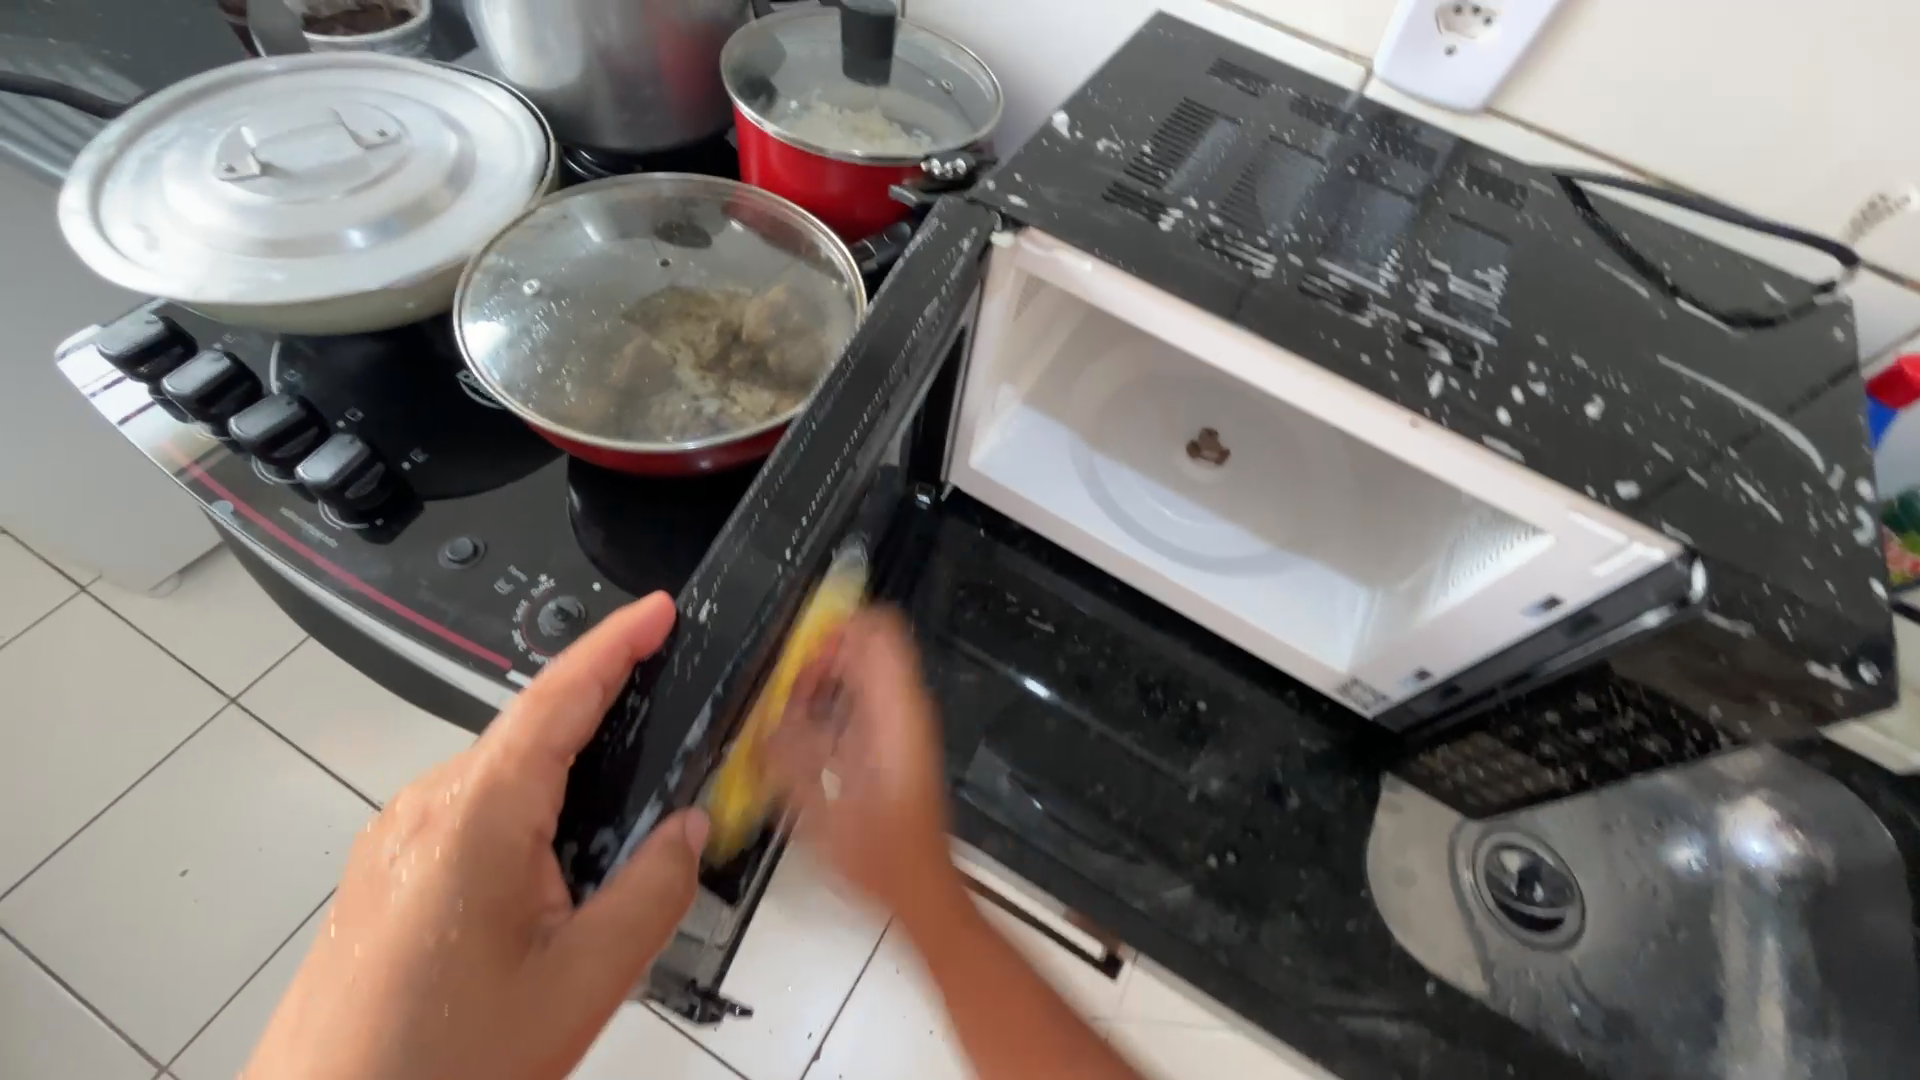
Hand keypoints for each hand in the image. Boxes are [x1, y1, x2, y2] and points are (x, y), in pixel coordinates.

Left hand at [245, 593, 708, 1079]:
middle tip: (671, 697)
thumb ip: (656, 887)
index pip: (560, 696)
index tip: (661, 608)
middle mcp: (426, 809)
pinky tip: (564, 850)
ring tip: (630, 784)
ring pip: (505, 768)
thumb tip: (688, 825)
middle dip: (605, 699)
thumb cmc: (449, 1066)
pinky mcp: (385, 875)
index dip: (617, 642)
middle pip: (532, 726)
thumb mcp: (586, 979)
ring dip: (571, 758)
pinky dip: (534, 797)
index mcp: (478, 815)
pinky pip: (476, 806)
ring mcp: (396, 841)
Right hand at [764, 607, 960, 919]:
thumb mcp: (823, 817)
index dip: (839, 626)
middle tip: (788, 681)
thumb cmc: (882, 859)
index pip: (879, 634)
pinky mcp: (897, 740)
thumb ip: (791, 765)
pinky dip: (835, 699)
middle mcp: (906, 710)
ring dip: (826, 678)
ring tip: (790, 708)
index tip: (801, 643)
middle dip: (824, 654)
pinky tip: (805, 731)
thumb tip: (764, 726)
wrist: (921, 888)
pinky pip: (866, 697)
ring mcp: (905, 723)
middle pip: (869, 646)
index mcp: (895, 715)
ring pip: (866, 670)